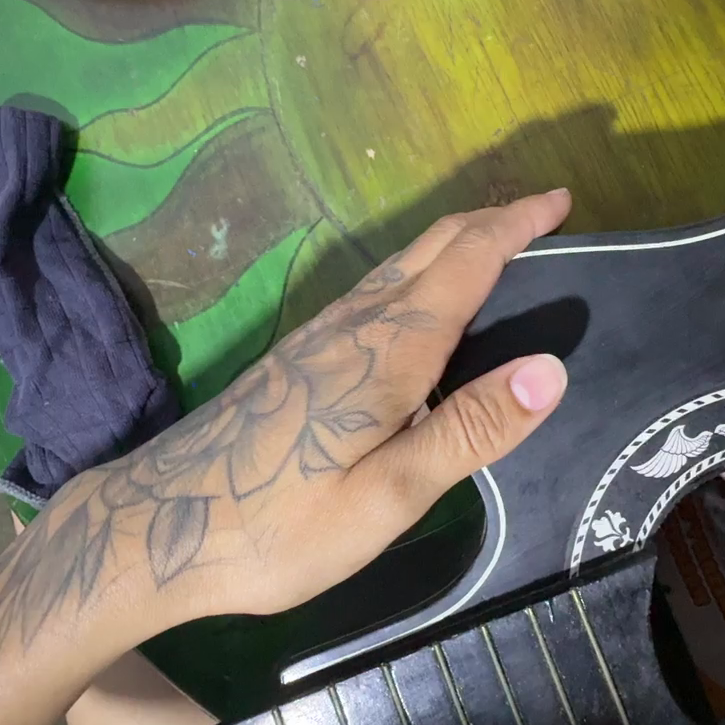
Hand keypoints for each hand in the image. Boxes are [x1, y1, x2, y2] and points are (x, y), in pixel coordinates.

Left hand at [107, 188, 572, 623]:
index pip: (469, 259)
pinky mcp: (304, 352)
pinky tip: (425, 304)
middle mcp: (360, 321)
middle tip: (543, 214)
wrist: (162, 524)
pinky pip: (379, 289)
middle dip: (493, 221)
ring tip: (499, 246)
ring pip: (403, 264)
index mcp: (393, 347)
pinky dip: (423, 272)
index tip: (561, 200)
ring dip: (457, 242)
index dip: (518, 224)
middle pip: (434, 246)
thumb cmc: (280, 521)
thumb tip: (552, 369)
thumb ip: (470, 430)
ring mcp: (325, 332)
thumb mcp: (389, 494)